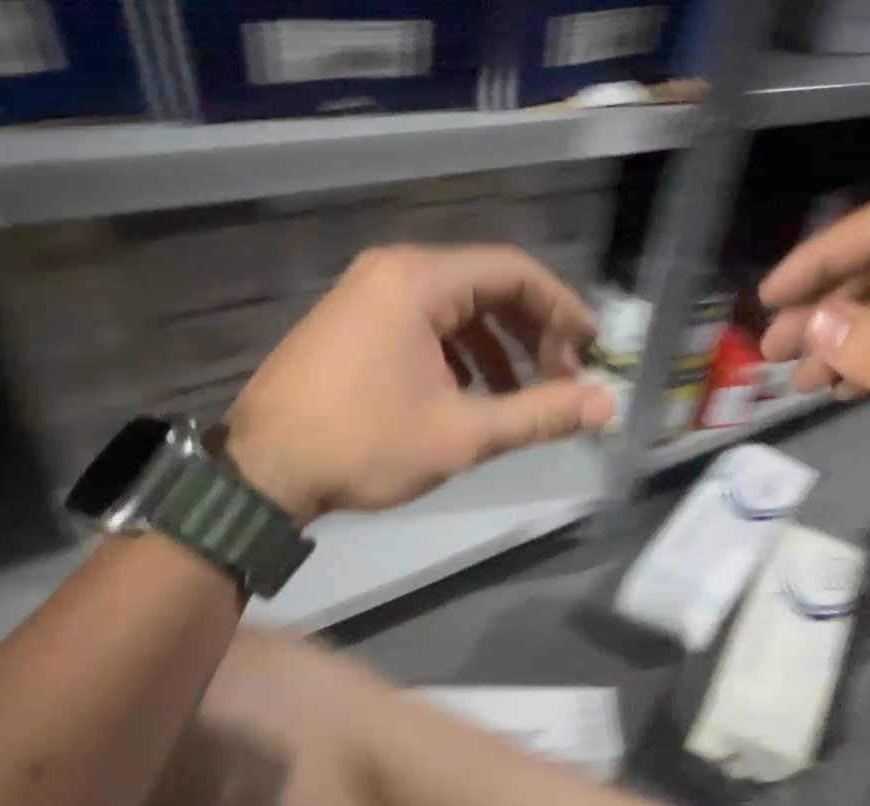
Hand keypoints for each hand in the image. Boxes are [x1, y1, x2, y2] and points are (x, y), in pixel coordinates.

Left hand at [223, 245, 614, 524]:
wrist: (262, 470)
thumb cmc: (364, 445)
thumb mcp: (462, 435)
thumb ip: (539, 414)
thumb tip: (607, 405)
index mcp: (418, 281)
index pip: (514, 271)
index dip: (562, 309)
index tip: (591, 352)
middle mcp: (392, 271)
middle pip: (486, 285)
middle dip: (532, 331)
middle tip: (561, 379)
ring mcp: (366, 294)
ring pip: (455, 307)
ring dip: (497, 347)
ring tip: (522, 396)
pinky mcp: (352, 322)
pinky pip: (423, 323)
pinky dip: (458, 353)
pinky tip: (471, 396)